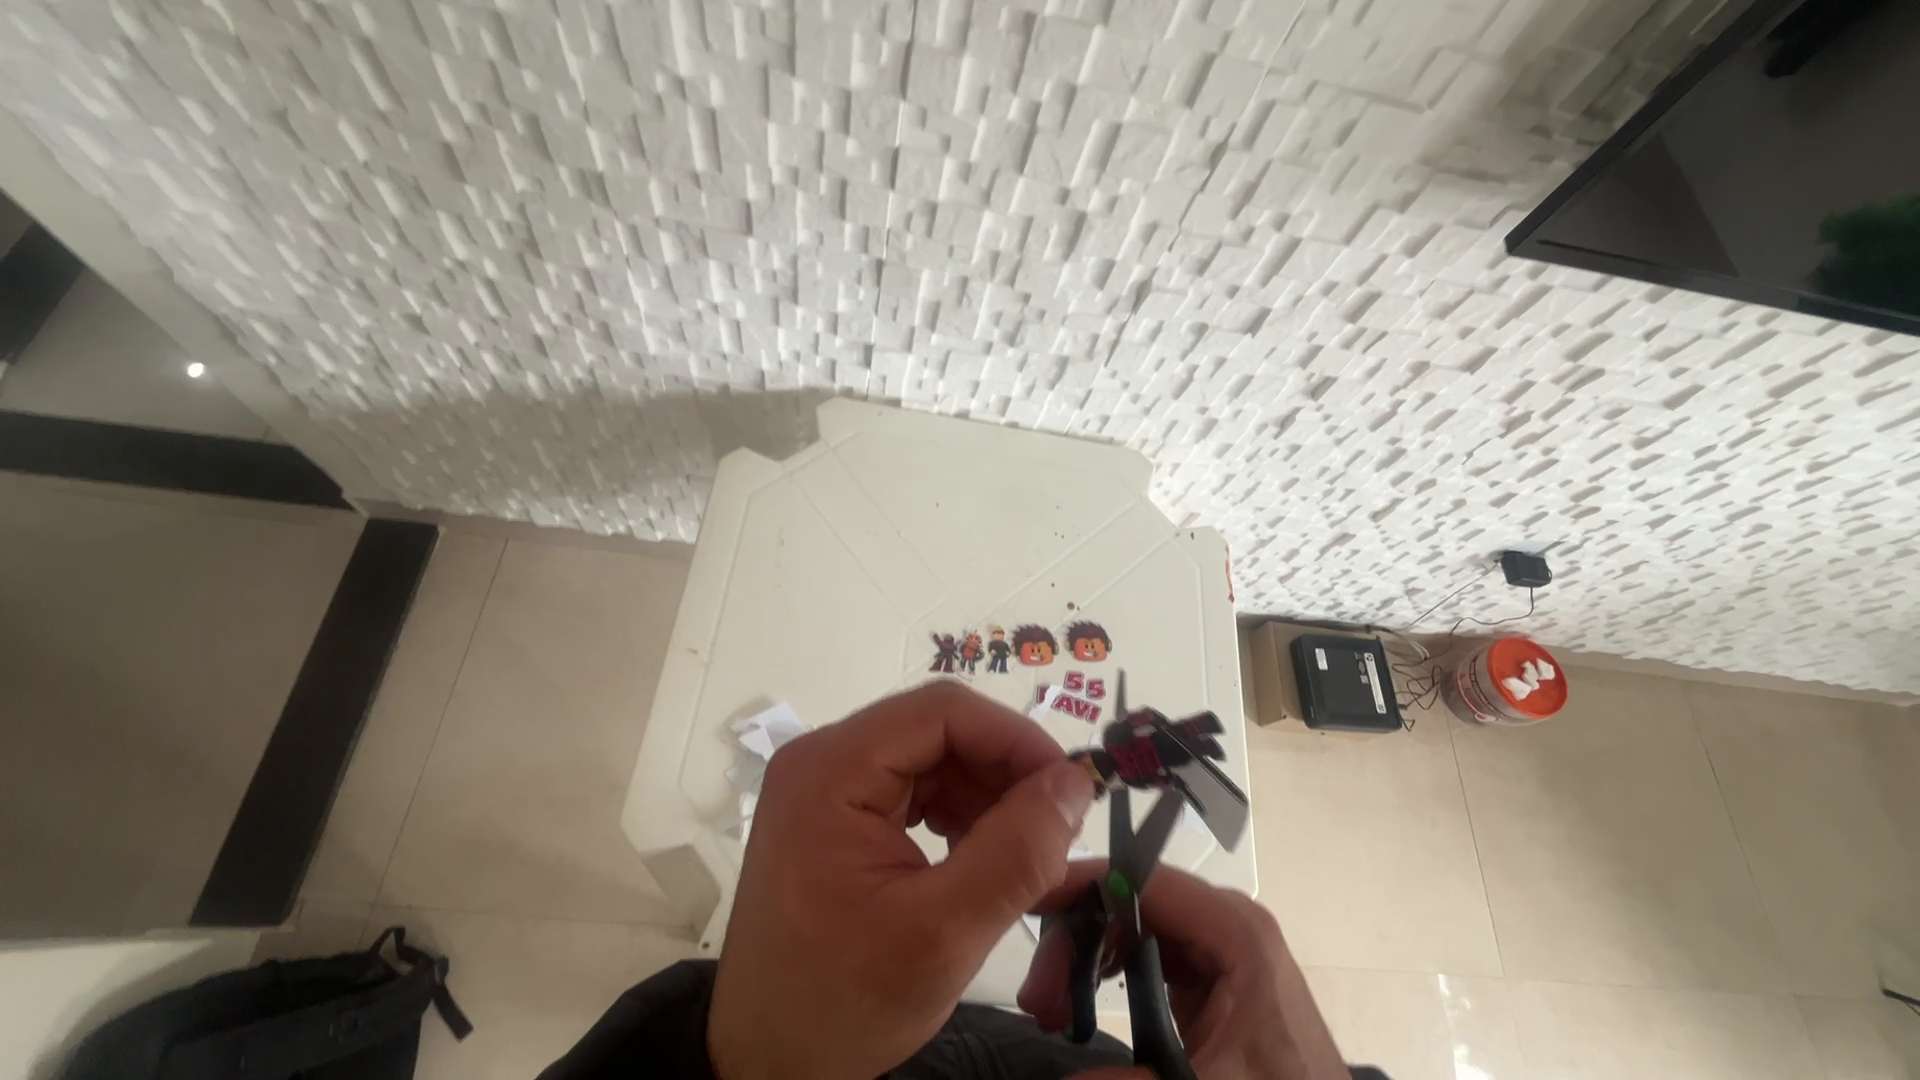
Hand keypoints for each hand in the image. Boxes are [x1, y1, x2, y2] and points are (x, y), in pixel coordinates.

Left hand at [707, 681, 1097, 1079]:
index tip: (1069, 788)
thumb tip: (1075, 782)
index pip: (942, 711)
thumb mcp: (941, 933)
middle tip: (1056, 830)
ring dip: (990, 799)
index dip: (1015, 738)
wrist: (763, 1062)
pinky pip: (918, 793)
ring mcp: (830, 787)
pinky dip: (963, 819)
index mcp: (831, 768)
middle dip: (1006, 775)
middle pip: (939, 733)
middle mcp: (826, 760)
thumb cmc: (839, 1003)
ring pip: (936, 761)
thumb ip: (1016, 852)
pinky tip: (987, 861)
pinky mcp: (840, 817)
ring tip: (1026, 855)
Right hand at [1018, 862, 1348, 1079]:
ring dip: (1085, 956)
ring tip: (1050, 1007)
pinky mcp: (1208, 966)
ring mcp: (1216, 941)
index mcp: (1234, 929)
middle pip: (1130, 901)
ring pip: (1130, 922)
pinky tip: (1078, 1002)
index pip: (1145, 880)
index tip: (1032, 905)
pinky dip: (1105, 968)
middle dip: (1077, 939)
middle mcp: (1224, 919)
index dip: (1085, 885)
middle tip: (1039, 994)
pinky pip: (1143, 947)